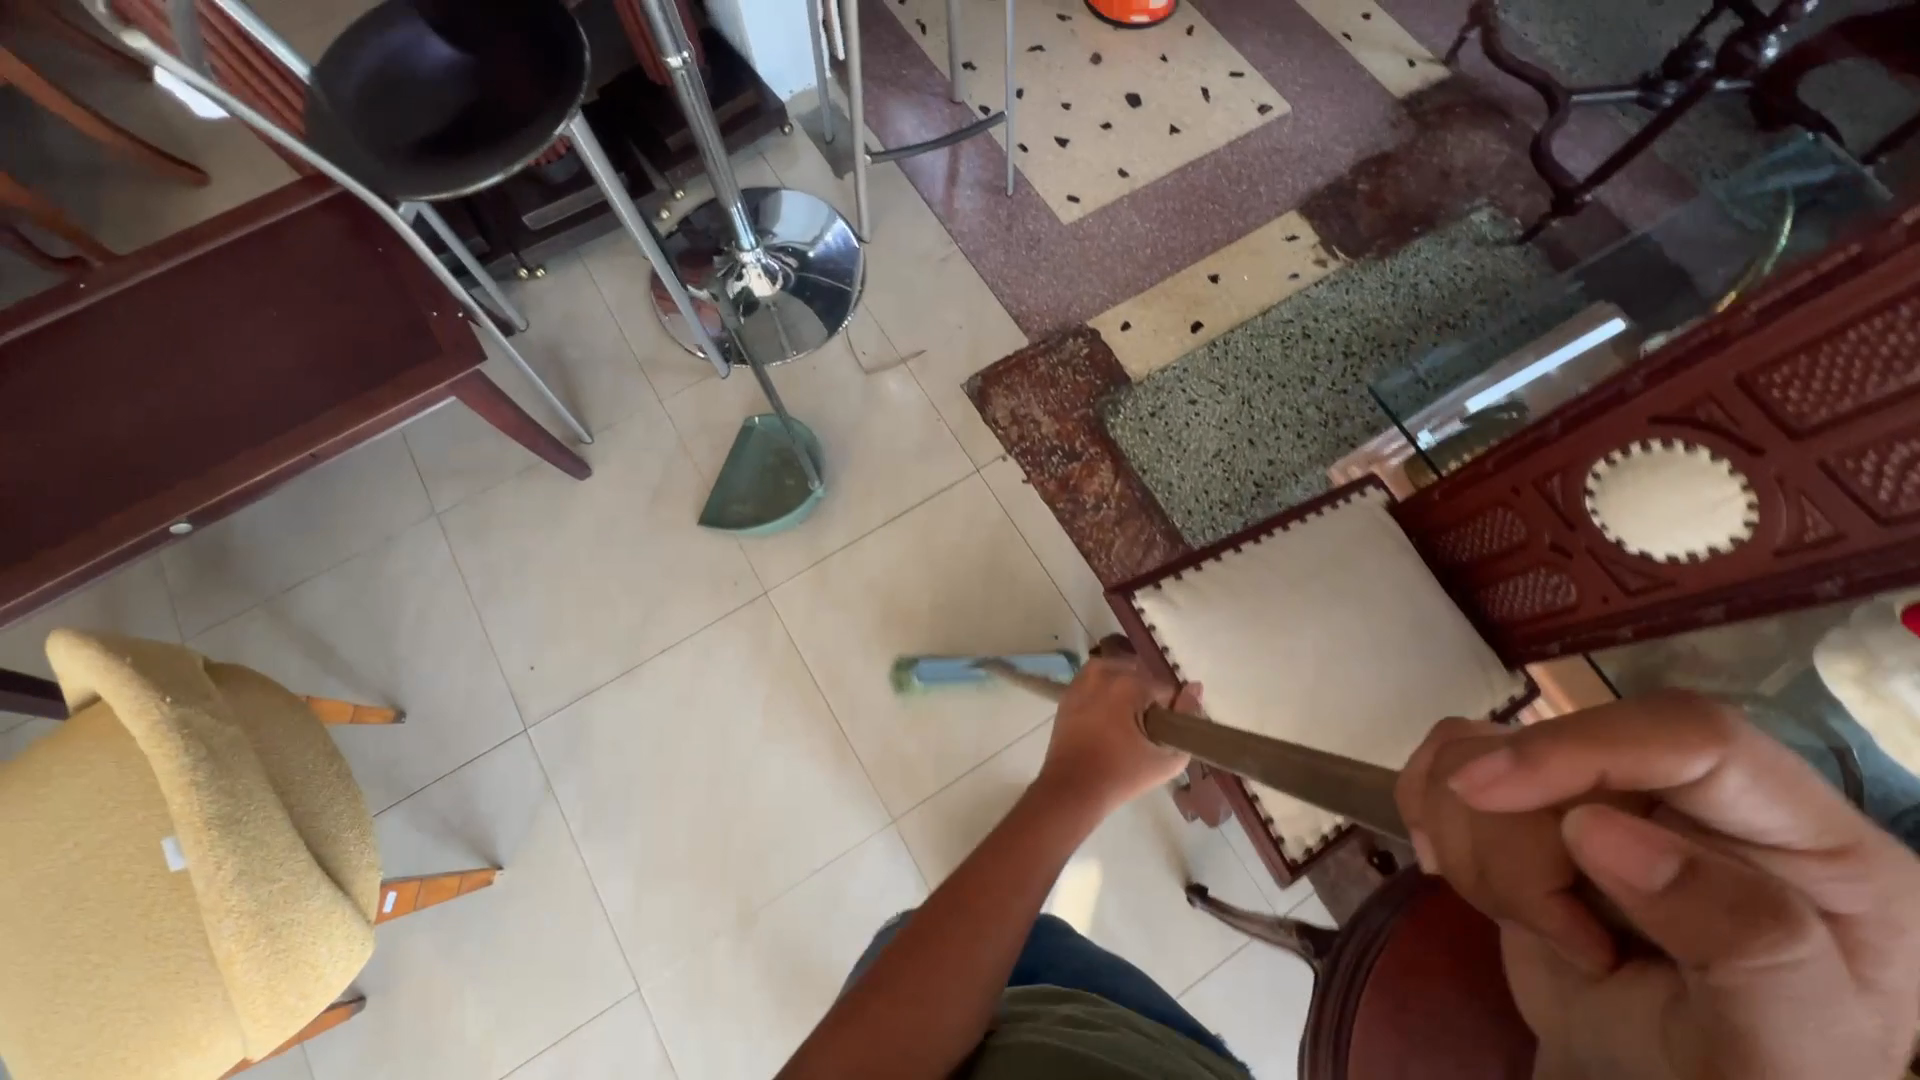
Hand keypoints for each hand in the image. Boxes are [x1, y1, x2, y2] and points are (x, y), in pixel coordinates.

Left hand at [1036, 656, 1193, 816]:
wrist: (1073, 789)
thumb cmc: (1122, 775)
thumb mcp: (1167, 757)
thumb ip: (1186, 719)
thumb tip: (1195, 688)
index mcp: (1130, 685)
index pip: (1165, 690)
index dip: (1170, 712)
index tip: (1165, 733)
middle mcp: (1104, 675)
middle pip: (1139, 678)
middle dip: (1146, 699)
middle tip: (1145, 730)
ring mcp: (1081, 683)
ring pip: (1114, 674)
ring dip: (1124, 689)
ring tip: (1127, 718)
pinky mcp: (1067, 696)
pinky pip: (1092, 683)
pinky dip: (1103, 692)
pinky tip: (1106, 716)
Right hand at [1396, 692, 1919, 1079]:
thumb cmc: (1727, 1078)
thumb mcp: (1782, 1048)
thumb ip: (1744, 943)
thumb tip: (1596, 828)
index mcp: (1805, 838)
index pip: (1689, 736)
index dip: (1578, 749)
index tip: (1485, 794)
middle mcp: (1700, 794)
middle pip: (1557, 748)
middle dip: (1516, 844)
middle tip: (1550, 931)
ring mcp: (1605, 792)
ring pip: (1480, 749)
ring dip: (1475, 847)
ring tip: (1528, 922)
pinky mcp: (1529, 800)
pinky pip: (1443, 761)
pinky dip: (1435, 820)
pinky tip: (1473, 880)